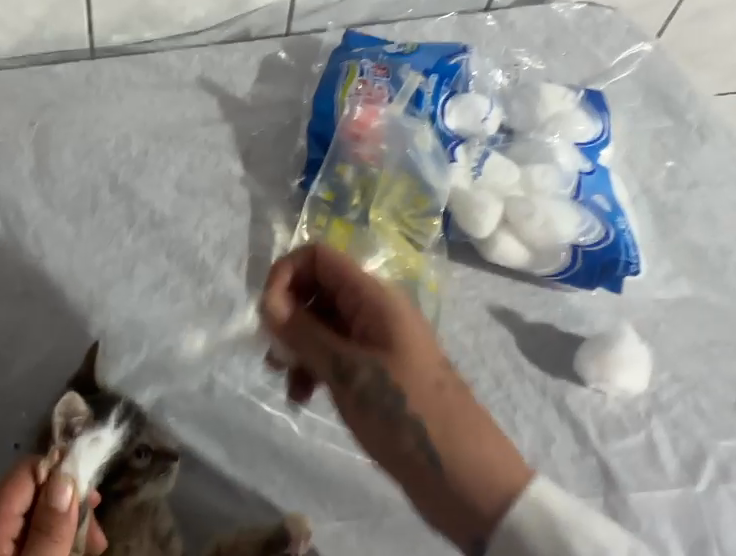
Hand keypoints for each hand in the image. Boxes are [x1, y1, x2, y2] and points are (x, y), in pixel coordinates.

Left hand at [0, 456, 107, 555]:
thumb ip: (50, 527)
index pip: (26, 470)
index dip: (61, 471)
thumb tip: (65, 475)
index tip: (93, 492)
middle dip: (68, 503)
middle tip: (98, 534)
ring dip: (64, 525)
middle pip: (31, 494)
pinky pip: (26, 541)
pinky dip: (51, 542)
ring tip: (93, 546)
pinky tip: (70, 551)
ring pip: (31, 519)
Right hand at [260, 245, 531, 553]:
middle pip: (318, 289)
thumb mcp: (346, 372)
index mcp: (374, 298)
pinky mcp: (378, 372)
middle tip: (272, 353)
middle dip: (287, 315)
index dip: (286, 274)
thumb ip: (303, 332)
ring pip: (323, 323)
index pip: (319, 256)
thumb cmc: (405, 414)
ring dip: (297, 345)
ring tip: (285, 381)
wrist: (469, 480)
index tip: (267, 312)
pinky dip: (314, 367)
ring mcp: (378, 342)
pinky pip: (336, 353)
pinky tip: (303, 396)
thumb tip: (266, 302)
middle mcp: (375, 311)